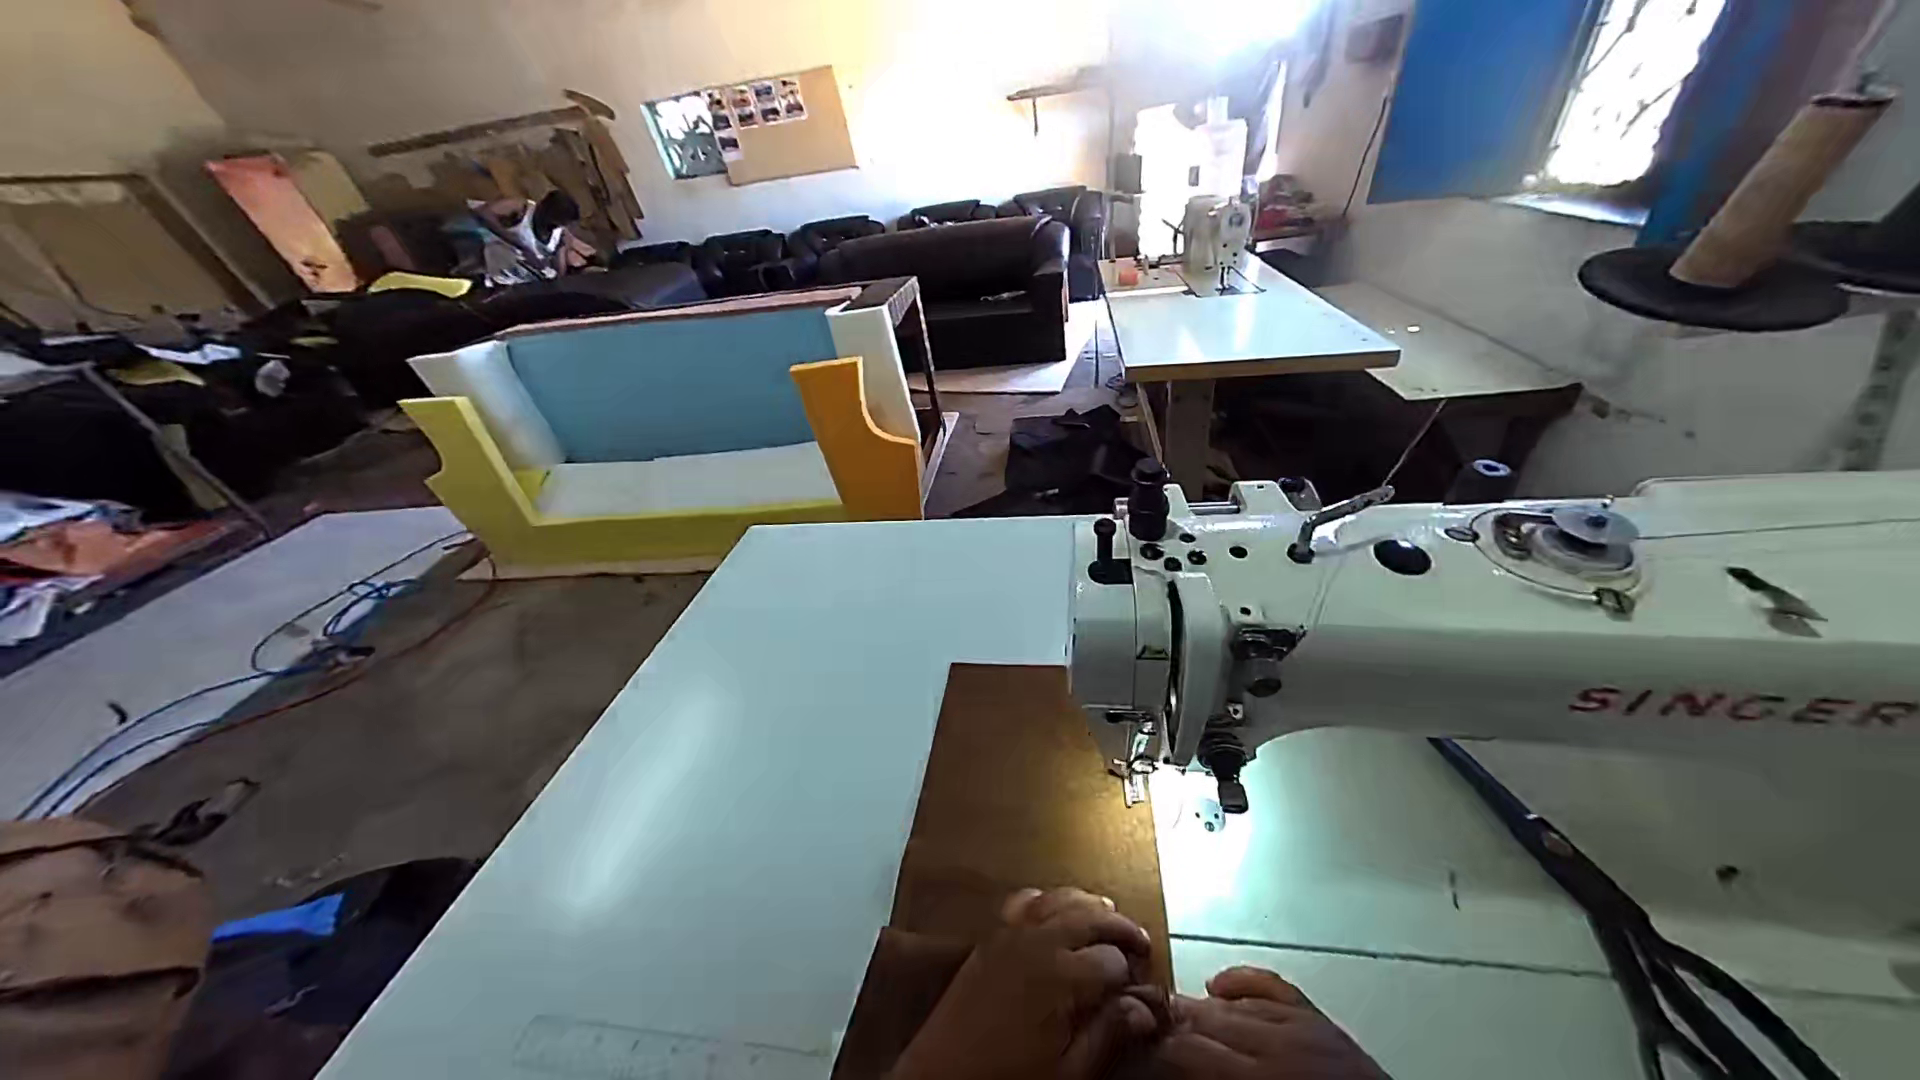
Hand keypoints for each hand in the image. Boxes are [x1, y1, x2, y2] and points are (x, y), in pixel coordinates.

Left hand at [887, 888, 1160, 1079]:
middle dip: (1118, 924)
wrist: (941, 1077)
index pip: (1111, 959)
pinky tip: (1053, 909)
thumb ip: (1106, 1036)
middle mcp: (1037, 941)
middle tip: (1139, 940)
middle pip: (1088, 916)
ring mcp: (1010, 933)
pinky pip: (1023, 900)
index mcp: (1061, 975)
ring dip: (1085, 903)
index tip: (1144, 984)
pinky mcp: (990, 936)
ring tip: (1106, 912)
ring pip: (1058, 898)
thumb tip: (1142, 1009)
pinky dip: (1046, 898)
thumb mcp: (1067, 1074)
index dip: (1132, 970)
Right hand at [1146, 968, 1389, 1079]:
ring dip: (1195, 1006)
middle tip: (1138, 1023)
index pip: (1183, 1049)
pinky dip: (1242, 982)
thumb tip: (1164, 1065)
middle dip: (1165, 1022)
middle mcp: (1277, 1047)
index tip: (1128, 1044)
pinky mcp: (1321, 1020)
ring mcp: (1301, 1027)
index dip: (1149, 1045)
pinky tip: (1218, 986)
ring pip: (1228, 1003)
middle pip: (1200, 1019)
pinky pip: (1271, 986)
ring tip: (1170, 1011)